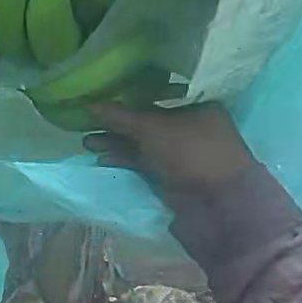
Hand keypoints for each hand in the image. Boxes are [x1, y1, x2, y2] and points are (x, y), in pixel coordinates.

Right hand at [84, 102, 256, 199]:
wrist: (215, 202)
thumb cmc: (191, 153)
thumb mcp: (153, 129)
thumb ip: (120, 117)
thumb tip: (89, 104)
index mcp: (197, 108)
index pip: (156, 99)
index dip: (127, 102)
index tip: (101, 104)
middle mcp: (189, 129)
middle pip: (145, 124)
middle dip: (116, 126)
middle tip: (87, 126)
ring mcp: (179, 155)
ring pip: (140, 146)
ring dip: (115, 145)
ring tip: (87, 145)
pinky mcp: (168, 177)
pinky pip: (141, 164)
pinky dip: (122, 161)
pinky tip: (102, 160)